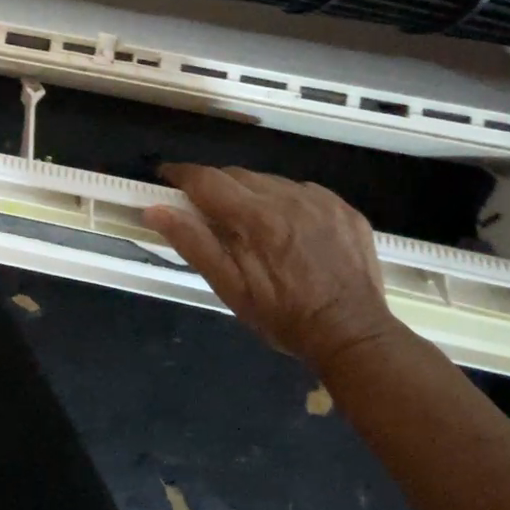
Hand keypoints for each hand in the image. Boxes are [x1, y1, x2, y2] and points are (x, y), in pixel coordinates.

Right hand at [143, 164, 401, 371]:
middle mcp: (289, 199)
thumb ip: (192, 242)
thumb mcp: (228, 286)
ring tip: (249, 224)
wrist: (354, 336)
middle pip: (236, 175)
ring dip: (250, 194)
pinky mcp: (345, 210)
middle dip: (215, 187)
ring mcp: (322, 202)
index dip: (180, 174)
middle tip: (206, 212)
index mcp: (255, 218)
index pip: (206, 178)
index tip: (165, 177)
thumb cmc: (282, 316)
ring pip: (268, 181)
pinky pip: (301, 191)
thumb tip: (155, 210)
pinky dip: (283, 201)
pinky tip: (286, 227)